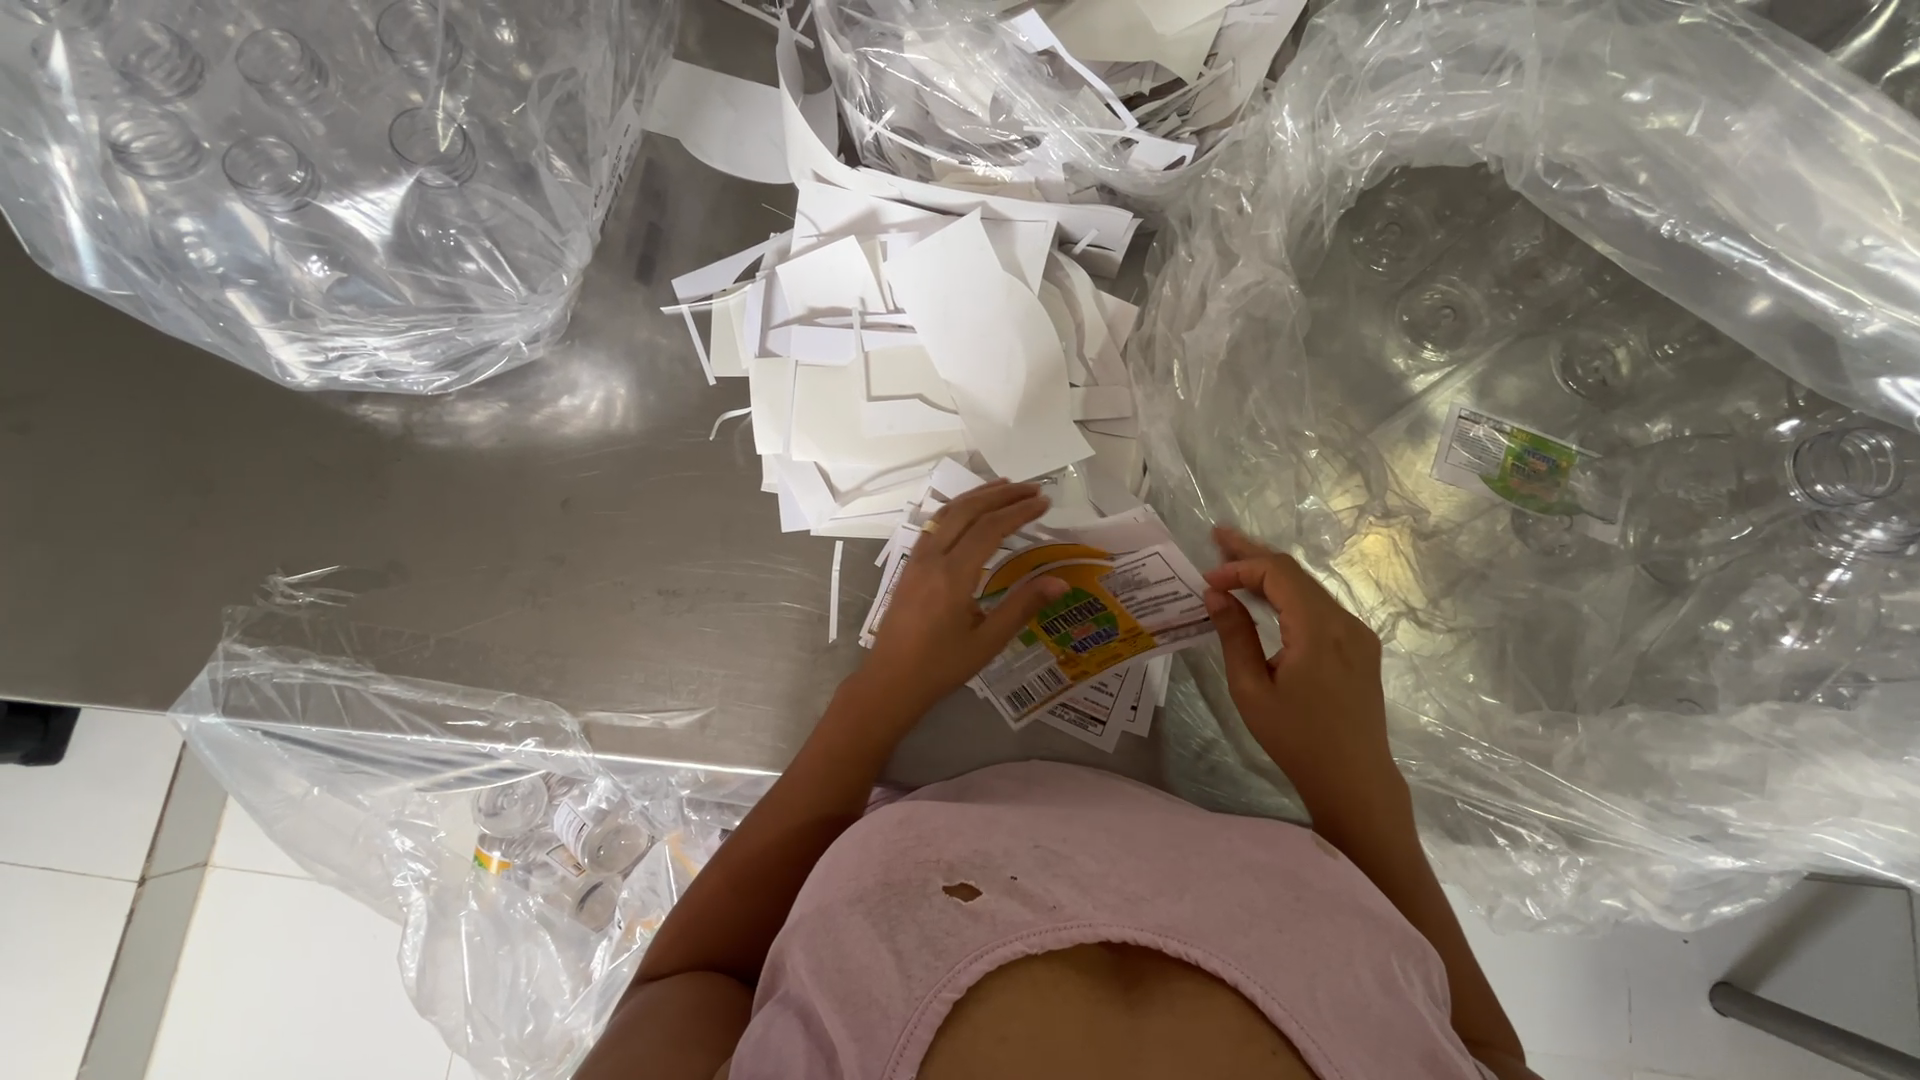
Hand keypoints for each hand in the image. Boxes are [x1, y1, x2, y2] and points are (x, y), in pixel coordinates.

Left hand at [861, 481, 1069, 716]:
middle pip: (968, 511)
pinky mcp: (909, 567)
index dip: (1018, 511)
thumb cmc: (941, 666)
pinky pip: (934, 525)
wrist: (890, 681)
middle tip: (1033, 488)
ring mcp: (916, 560)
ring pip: (947, 513)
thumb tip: (1060, 581)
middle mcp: (932, 558)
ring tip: (1005, 487)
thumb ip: (1022, 606)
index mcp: (952, 576)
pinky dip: (957, 509)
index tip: (1044, 502)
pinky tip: (970, 512)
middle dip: (1002, 495)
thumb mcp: (987, 641)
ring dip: (977, 496)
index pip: (990, 528)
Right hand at [1201, 526, 1402, 814]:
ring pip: (1310, 588)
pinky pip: (1320, 607)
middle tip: (1217, 536)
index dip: (1241, 566)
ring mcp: (1358, 634)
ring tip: (1234, 562)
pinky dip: (1289, 595)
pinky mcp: (1360, 647)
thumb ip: (1234, 635)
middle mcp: (1346, 623)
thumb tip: (1216, 594)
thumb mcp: (1251, 689)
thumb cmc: (1296, 740)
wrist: (1354, 780)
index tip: (1207, 579)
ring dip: (1271, 574)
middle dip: (1254, 554)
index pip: (1279, 574)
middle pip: (1297, 573)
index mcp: (1319, 630)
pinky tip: (1266, 597)